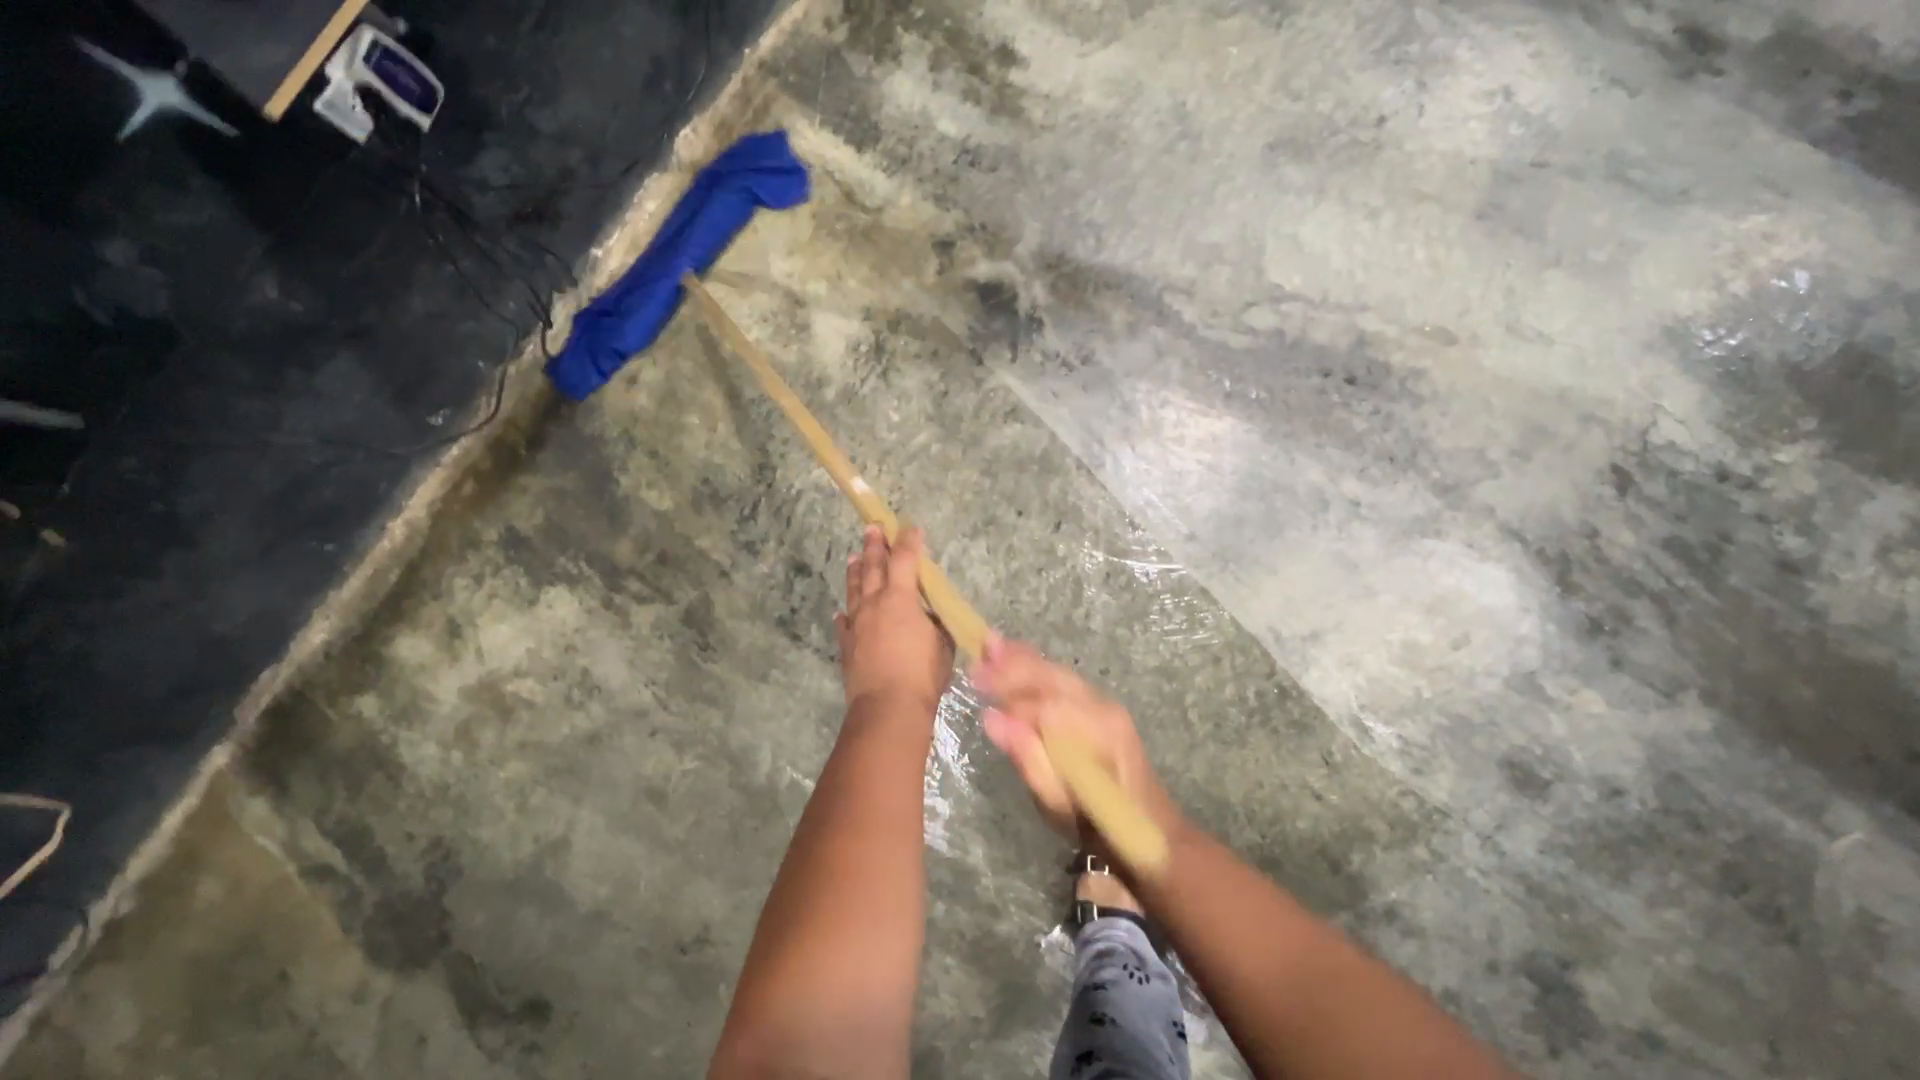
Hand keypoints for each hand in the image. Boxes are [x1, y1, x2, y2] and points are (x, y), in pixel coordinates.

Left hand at [836, 525, 953, 712]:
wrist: (887, 708)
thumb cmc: (922, 675)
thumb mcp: (942, 645)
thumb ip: (935, 626)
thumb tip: (928, 620)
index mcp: (900, 599)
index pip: (905, 559)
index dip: (909, 541)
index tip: (911, 527)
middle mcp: (874, 604)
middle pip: (873, 567)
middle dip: (874, 546)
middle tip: (872, 528)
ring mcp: (856, 625)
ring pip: (854, 590)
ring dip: (855, 571)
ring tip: (853, 557)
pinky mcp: (847, 646)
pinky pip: (844, 624)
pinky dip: (845, 615)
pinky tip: (841, 612)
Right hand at [973, 636, 1178, 842]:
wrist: (1147, 830)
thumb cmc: (1097, 825)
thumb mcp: (1057, 803)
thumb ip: (1028, 757)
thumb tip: (991, 718)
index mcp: (1095, 732)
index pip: (1044, 701)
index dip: (1008, 689)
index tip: (974, 681)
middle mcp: (1103, 708)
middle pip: (1053, 677)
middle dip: (1014, 663)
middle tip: (979, 649)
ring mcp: (1106, 705)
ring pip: (1060, 674)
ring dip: (1025, 659)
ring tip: (992, 643)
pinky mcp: (1102, 709)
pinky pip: (1065, 681)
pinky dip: (1039, 668)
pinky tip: (1019, 658)